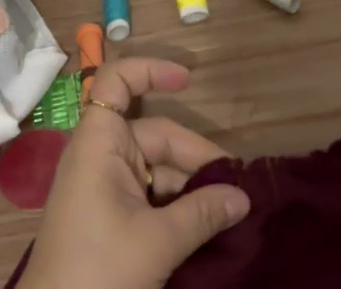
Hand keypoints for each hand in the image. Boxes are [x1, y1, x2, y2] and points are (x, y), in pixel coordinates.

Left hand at [17, 59, 250, 288]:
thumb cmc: (98, 270)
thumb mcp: (156, 242)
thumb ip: (202, 214)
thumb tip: (242, 197)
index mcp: (99, 143)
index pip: (117, 82)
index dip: (150, 71)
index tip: (189, 80)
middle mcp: (100, 156)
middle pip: (154, 135)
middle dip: (195, 156)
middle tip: (238, 188)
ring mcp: (103, 187)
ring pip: (156, 169)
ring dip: (190, 187)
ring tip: (230, 211)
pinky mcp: (108, 217)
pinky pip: (148, 195)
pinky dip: (176, 205)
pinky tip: (208, 225)